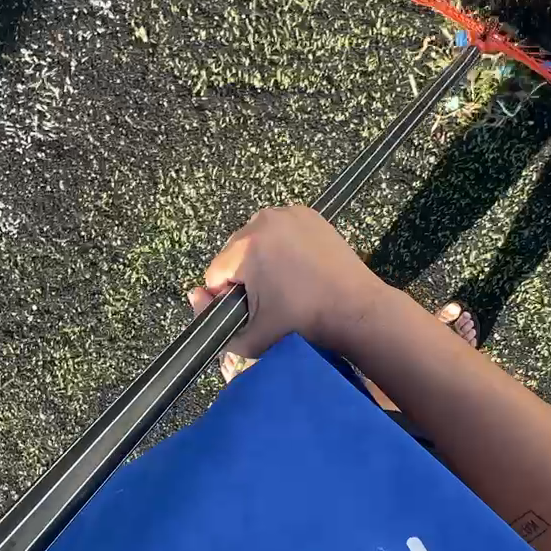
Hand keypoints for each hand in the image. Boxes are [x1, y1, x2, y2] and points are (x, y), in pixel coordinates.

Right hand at [186, 205, 392, 358]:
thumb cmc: (304, 324)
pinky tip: (298, 270)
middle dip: (244, 276)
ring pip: (257, 241)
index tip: (250, 310)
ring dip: (262, 261)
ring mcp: (290, 214)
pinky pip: (281, 232)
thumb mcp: (251, 336)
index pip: (215, 274)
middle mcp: (264, 220)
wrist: (355, 311)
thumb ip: (213, 321)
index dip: (226, 298)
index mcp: (246, 246)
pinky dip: (283, 248)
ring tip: (285, 286)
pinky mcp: (310, 216)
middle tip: (270, 300)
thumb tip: (194, 298)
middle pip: (234, 253)